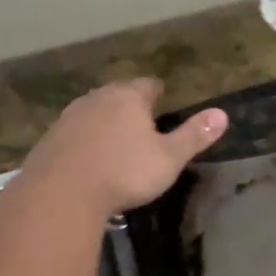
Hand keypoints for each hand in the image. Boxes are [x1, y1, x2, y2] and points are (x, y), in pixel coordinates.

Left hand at [18, 77, 227, 215]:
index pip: (148, 85)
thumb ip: (194, 136)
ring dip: (106, 119)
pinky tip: (92, 154)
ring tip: (118, 135)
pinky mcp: (52, 137)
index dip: (158, 91)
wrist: (63, 191)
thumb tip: (223, 113)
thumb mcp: (169, 158)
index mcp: (129, 99)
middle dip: (130, 103)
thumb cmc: (125, 172)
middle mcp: (98, 99)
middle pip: (118, 94)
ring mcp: (71, 116)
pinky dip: (87, 138)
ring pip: (95, 110)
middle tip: (143, 117)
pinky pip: (77, 131)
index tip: (163, 97)